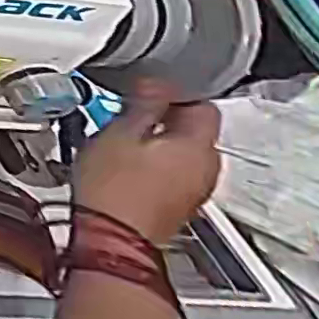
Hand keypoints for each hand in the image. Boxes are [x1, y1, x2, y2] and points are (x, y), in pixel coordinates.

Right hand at [72, 80, 220, 245]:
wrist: (111, 233)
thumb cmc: (113, 185)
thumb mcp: (119, 133)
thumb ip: (143, 106)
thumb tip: (157, 85)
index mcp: (198, 146)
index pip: (202, 105)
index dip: (173, 92)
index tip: (144, 89)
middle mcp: (207, 167)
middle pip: (194, 129)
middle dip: (163, 116)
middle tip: (126, 112)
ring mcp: (195, 187)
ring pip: (182, 150)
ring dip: (157, 138)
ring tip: (120, 137)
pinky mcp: (179, 200)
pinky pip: (174, 169)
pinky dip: (154, 160)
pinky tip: (125, 161)